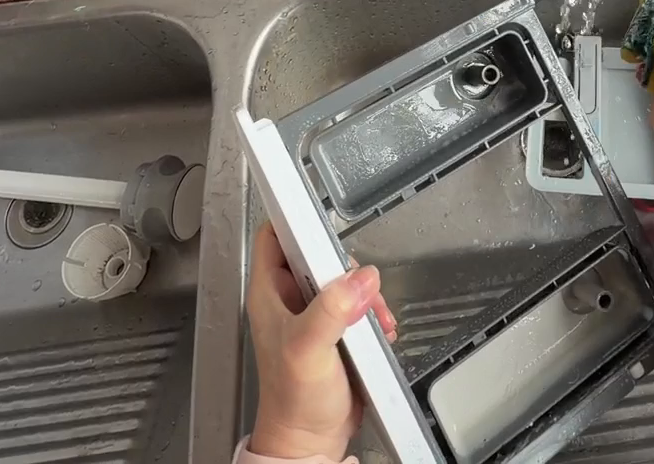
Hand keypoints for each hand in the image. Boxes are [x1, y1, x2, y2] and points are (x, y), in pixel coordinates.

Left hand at [246, 223, 397, 460]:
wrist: (313, 442)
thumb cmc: (293, 402)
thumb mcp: (307, 350)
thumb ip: (331, 310)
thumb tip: (361, 279)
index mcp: (271, 292)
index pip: (276, 235)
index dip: (295, 218)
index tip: (320, 212)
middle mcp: (291, 296)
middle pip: (320, 251)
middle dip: (346, 265)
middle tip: (359, 286)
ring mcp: (315, 310)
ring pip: (345, 275)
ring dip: (366, 292)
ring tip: (375, 316)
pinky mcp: (338, 325)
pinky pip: (360, 299)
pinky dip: (375, 310)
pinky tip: (381, 328)